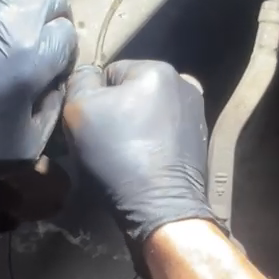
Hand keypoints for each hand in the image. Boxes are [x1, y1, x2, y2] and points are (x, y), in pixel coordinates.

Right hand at [63, 60, 218, 246]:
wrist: (160, 209)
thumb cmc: (117, 156)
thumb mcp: (80, 110)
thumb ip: (79, 80)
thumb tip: (89, 76)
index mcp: (158, 69)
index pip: (109, 72)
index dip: (92, 99)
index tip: (89, 125)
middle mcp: (184, 84)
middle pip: (130, 92)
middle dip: (115, 111)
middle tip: (103, 142)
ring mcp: (196, 113)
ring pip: (147, 112)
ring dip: (134, 127)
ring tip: (123, 155)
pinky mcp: (199, 141)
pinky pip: (163, 133)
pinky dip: (151, 143)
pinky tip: (142, 162)